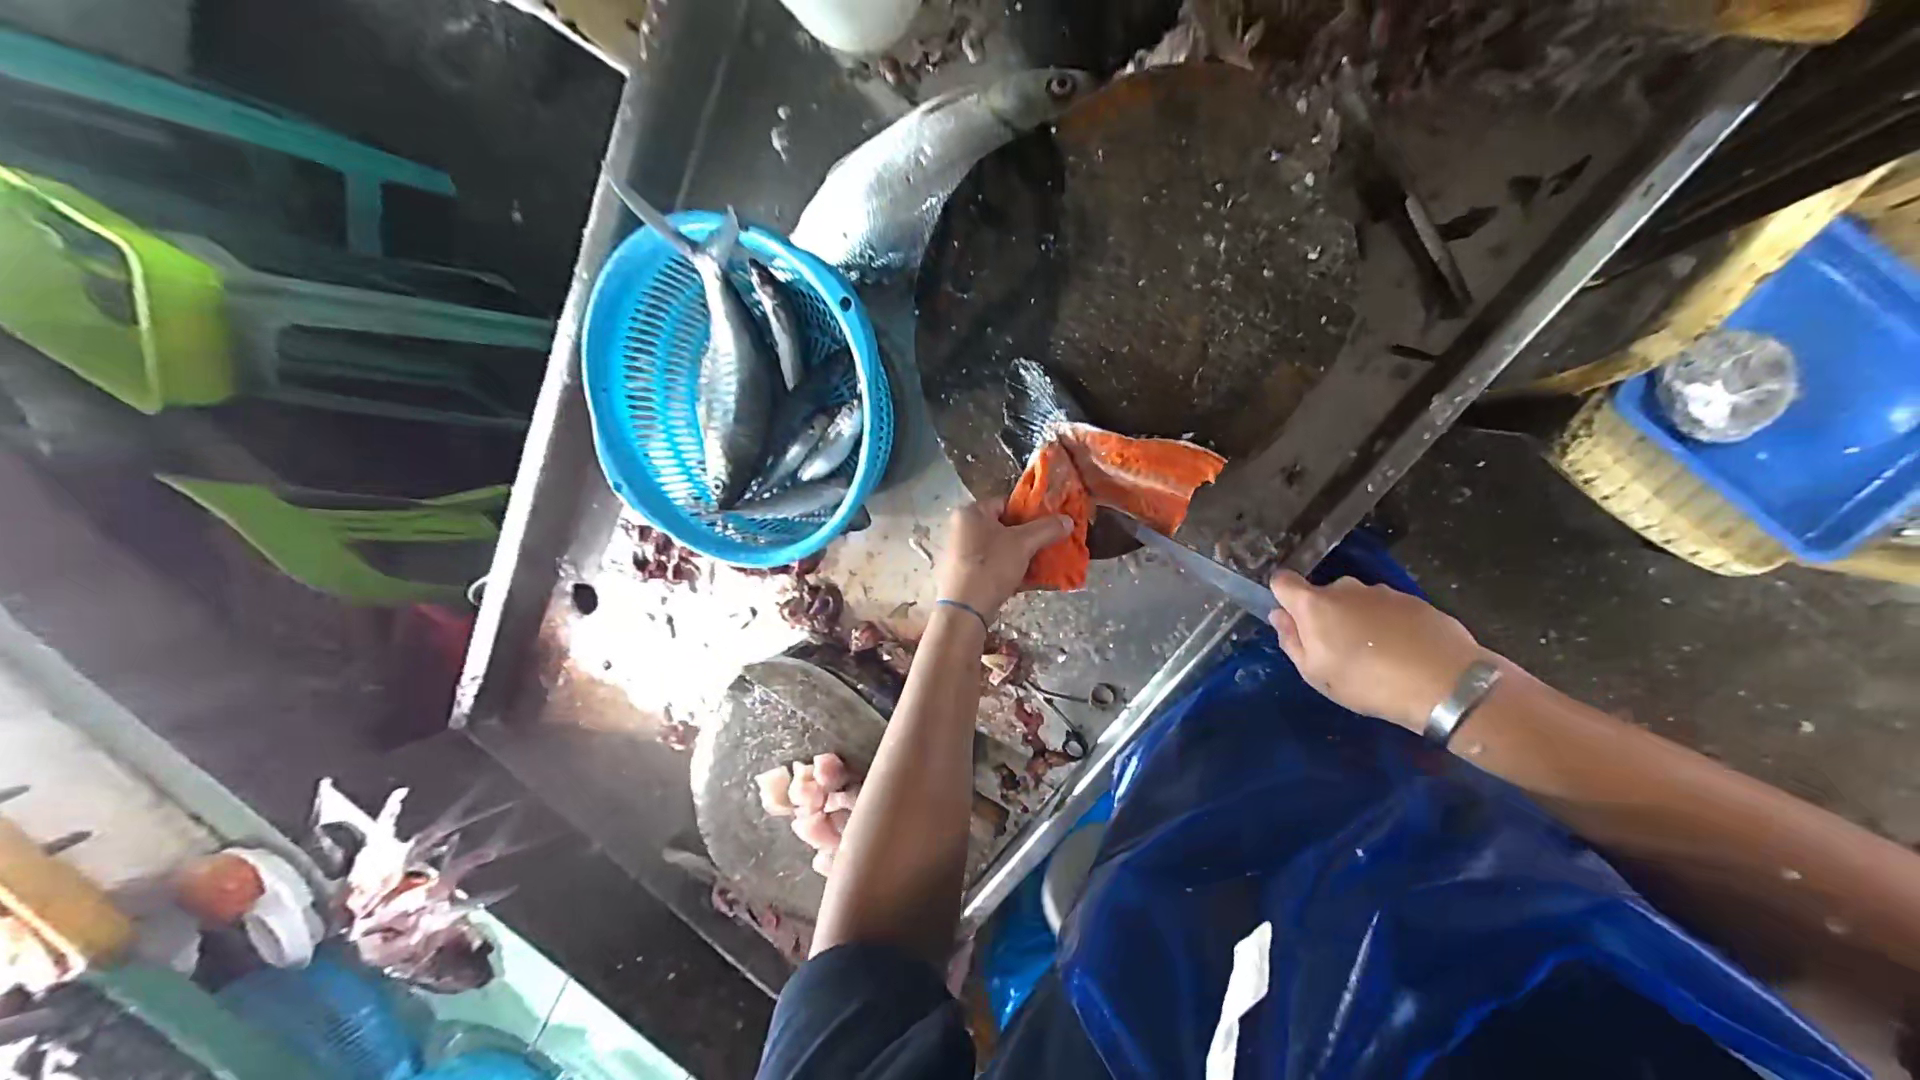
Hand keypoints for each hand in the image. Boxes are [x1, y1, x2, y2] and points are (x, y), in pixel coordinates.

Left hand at [935, 499, 1071, 621]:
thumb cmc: (991, 566)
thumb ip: (1047, 529)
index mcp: (971, 513)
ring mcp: (962, 554)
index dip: (1029, 511)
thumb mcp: (1023, 543)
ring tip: (1045, 563)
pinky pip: (994, 567)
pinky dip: (1012, 571)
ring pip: (1001, 549)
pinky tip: (1031, 580)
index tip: (1048, 523)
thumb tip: (1068, 520)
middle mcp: (962, 529)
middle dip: (1029, 537)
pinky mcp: (966, 575)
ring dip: (1023, 556)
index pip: (1005, 503)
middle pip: (1004, 527)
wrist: (964, 610)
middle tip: (1049, 544)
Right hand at [1267, 571, 1495, 730]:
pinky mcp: (1415, 601)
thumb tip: (1280, 616)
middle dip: (1325, 616)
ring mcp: (1383, 592)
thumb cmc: (1367, 682)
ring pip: (1357, 602)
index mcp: (1314, 604)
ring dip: (1358, 620)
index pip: (1283, 581)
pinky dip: (1388, 625)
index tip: (1292, 619)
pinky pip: (1388, 610)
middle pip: (1323, 595)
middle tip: (1338, 650)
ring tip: (1377, 654)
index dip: (1282, 596)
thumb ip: (1292, 640)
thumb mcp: (1315, 673)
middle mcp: (1345, 588)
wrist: (1446, 684)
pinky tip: (1403, 652)